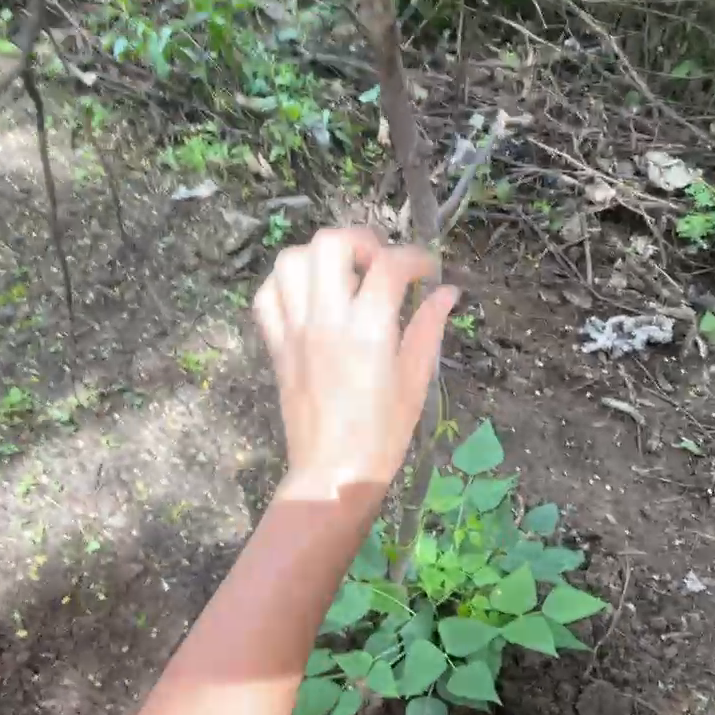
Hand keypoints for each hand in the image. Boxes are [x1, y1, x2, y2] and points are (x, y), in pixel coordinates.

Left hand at [251, 227, 458, 501]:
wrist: (333, 472)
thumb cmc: (383, 435)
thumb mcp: (415, 382)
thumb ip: (427, 330)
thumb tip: (447, 293)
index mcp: (368, 330)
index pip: (389, 265)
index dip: (414, 258)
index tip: (427, 271)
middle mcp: (327, 320)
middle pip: (331, 244)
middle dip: (360, 241)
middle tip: (378, 264)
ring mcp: (295, 331)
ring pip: (291, 261)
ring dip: (319, 257)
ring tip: (341, 276)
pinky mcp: (277, 347)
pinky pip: (267, 296)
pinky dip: (285, 284)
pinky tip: (308, 297)